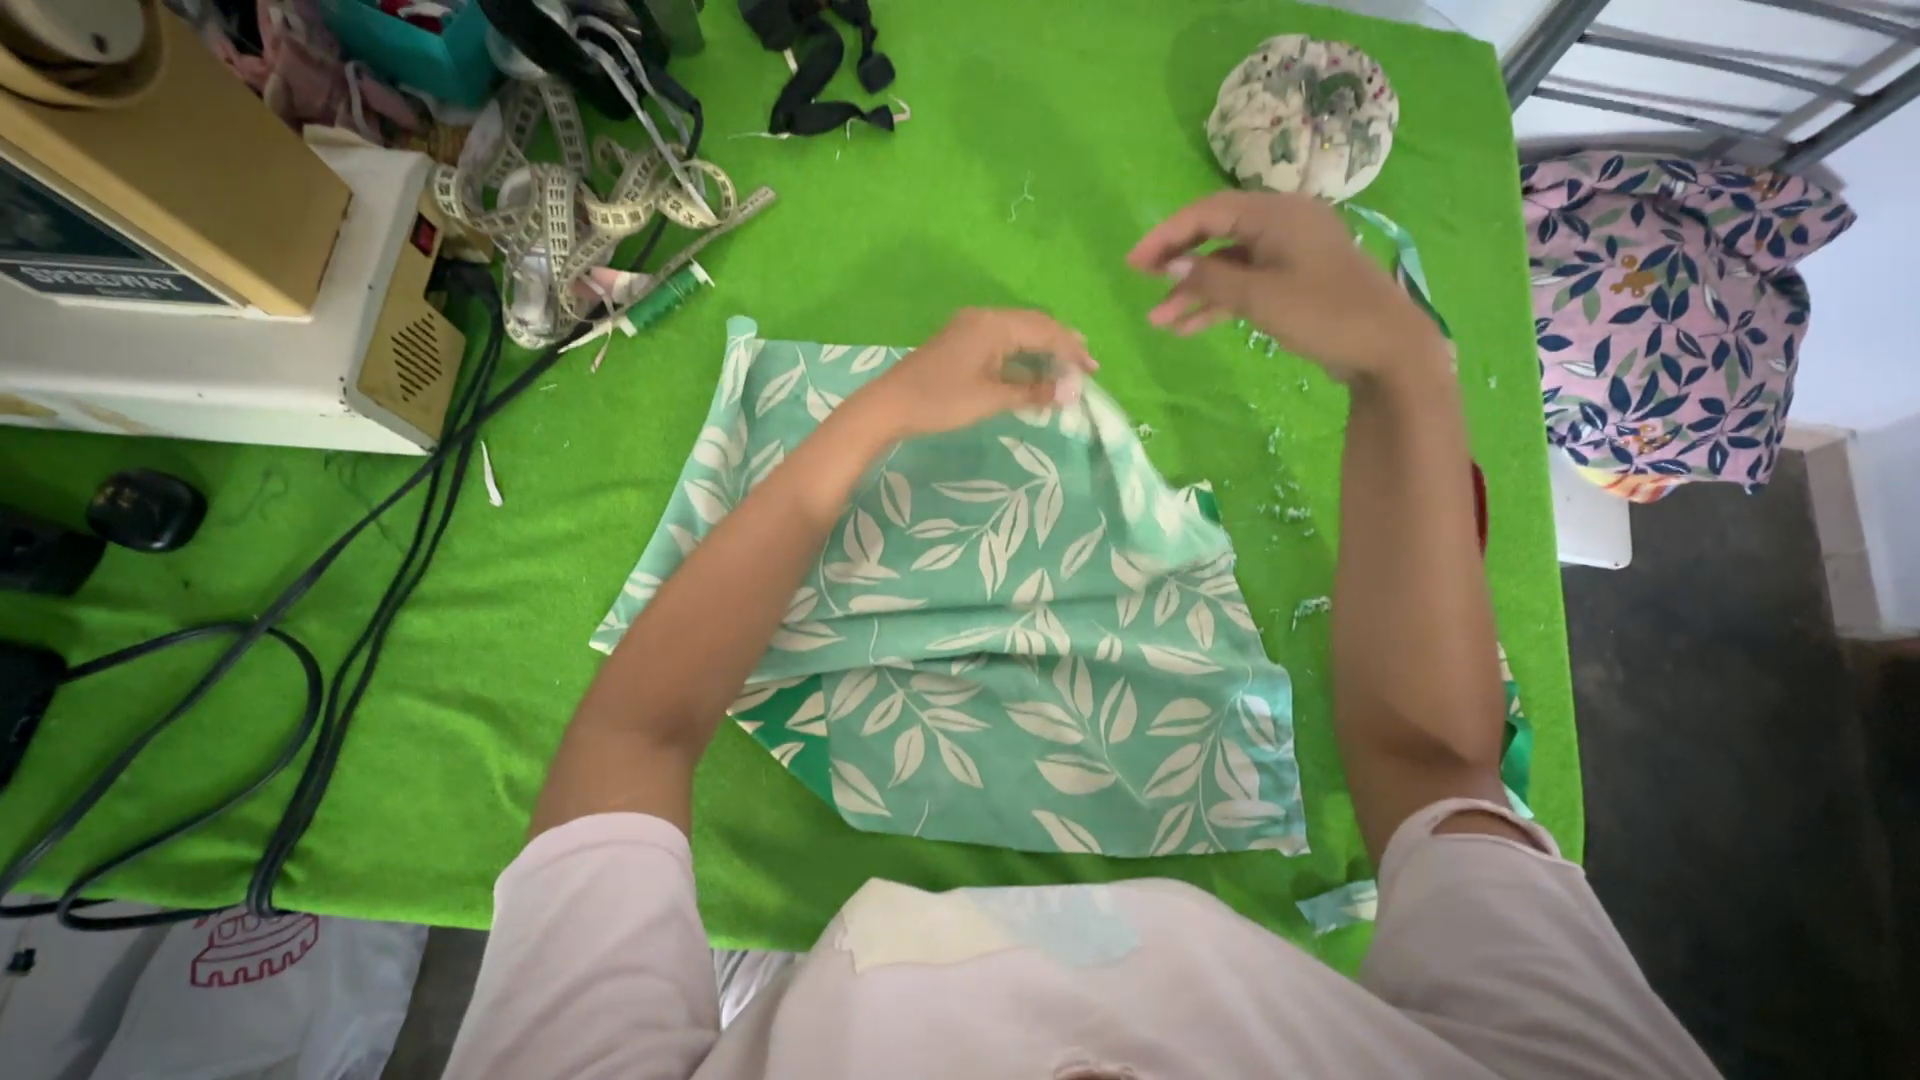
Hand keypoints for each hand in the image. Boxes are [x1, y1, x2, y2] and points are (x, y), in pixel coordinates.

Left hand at [855, 308, 1097, 438]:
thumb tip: (1067, 392)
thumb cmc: (942, 401)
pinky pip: (1002, 340)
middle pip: (1034, 325)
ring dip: (1042, 349)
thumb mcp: (991, 399)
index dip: (1071, 351)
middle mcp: (984, 318)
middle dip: (1061, 344)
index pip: (1045, 331)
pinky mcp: (961, 341)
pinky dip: (1022, 354)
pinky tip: (1032, 370)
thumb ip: (1031, 392)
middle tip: (1085, 365)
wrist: (890, 405)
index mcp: (994, 325)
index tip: (1092, 370)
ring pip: (1018, 332)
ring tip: (1065, 367)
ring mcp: (970, 327)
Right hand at [1127, 191, 1448, 384]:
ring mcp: (1289, 254)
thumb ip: (1212, 278)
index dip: (1167, 234)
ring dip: (1194, 291)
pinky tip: (1189, 328)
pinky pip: (1246, 284)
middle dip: (1178, 263)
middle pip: (1216, 235)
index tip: (1134, 262)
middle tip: (1141, 282)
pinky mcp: (1294, 281)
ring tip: (1159, 321)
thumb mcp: (1261, 297)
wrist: (1388, 348)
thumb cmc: (1325, 314)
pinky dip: (1219, 303)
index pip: (1209, 212)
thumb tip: (1171, 265)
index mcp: (1278, 214)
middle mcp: (1282, 225)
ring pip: (1229, 265)